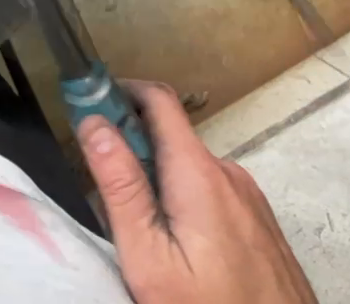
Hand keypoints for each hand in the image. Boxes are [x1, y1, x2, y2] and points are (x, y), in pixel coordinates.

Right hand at [78, 80, 316, 303]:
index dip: (118, 91)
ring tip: (144, 235)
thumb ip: (121, 187)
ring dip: (158, 182)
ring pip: (189, 169)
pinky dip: (185, 203)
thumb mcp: (150, 258)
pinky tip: (181, 250)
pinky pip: (212, 194)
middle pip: (169, 137)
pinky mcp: (261, 225)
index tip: (87, 106)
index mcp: (199, 172)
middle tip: (105, 194)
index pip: (158, 99)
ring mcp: (250, 200)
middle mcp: (229, 174)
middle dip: (132, 151)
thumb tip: (93, 122)